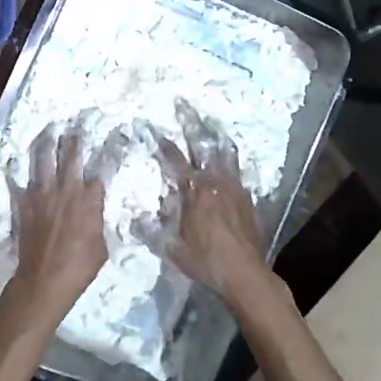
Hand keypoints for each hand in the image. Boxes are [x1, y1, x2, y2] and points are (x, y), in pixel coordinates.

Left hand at [5, 117, 119, 314]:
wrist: (45, 278)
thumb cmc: (80, 266)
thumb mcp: (101, 245)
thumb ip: (97, 220)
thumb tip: (93, 211)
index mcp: (90, 198)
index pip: (102, 167)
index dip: (108, 150)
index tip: (113, 136)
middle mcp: (66, 188)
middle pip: (70, 155)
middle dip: (74, 138)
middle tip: (75, 125)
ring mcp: (42, 192)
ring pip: (42, 159)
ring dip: (46, 143)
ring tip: (49, 130)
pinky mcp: (23, 200)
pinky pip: (16, 180)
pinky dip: (14, 169)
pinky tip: (12, 159)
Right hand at [153, 100, 267, 302]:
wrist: (245, 275)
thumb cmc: (204, 259)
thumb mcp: (170, 247)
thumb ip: (150, 228)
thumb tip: (134, 214)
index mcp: (194, 190)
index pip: (173, 159)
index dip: (160, 142)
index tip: (149, 126)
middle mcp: (214, 181)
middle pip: (202, 145)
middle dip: (191, 123)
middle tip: (182, 105)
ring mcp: (234, 187)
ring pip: (224, 153)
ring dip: (214, 136)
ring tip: (208, 123)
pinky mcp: (246, 198)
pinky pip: (236, 170)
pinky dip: (228, 159)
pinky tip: (225, 159)